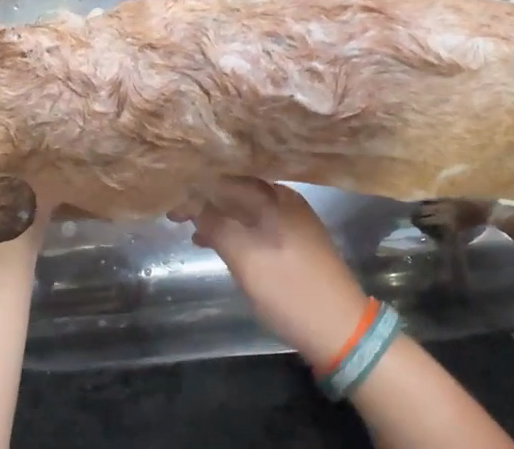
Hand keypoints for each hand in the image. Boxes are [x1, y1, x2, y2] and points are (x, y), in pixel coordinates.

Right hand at [173, 178, 370, 364]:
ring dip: (222, 215)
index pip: (225, 182)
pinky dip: (239, 228)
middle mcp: (286, 201)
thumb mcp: (246, 259)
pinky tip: (226, 244)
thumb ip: (217, 226)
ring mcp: (296, 221)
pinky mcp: (300, 241)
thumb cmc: (290, 291)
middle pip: (239, 189)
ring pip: (249, 208)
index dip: (196, 191)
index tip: (170, 205)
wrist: (343, 330)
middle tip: (180, 212)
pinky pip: (260, 223)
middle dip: (208, 198)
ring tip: (196, 231)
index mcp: (274, 198)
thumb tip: (192, 204)